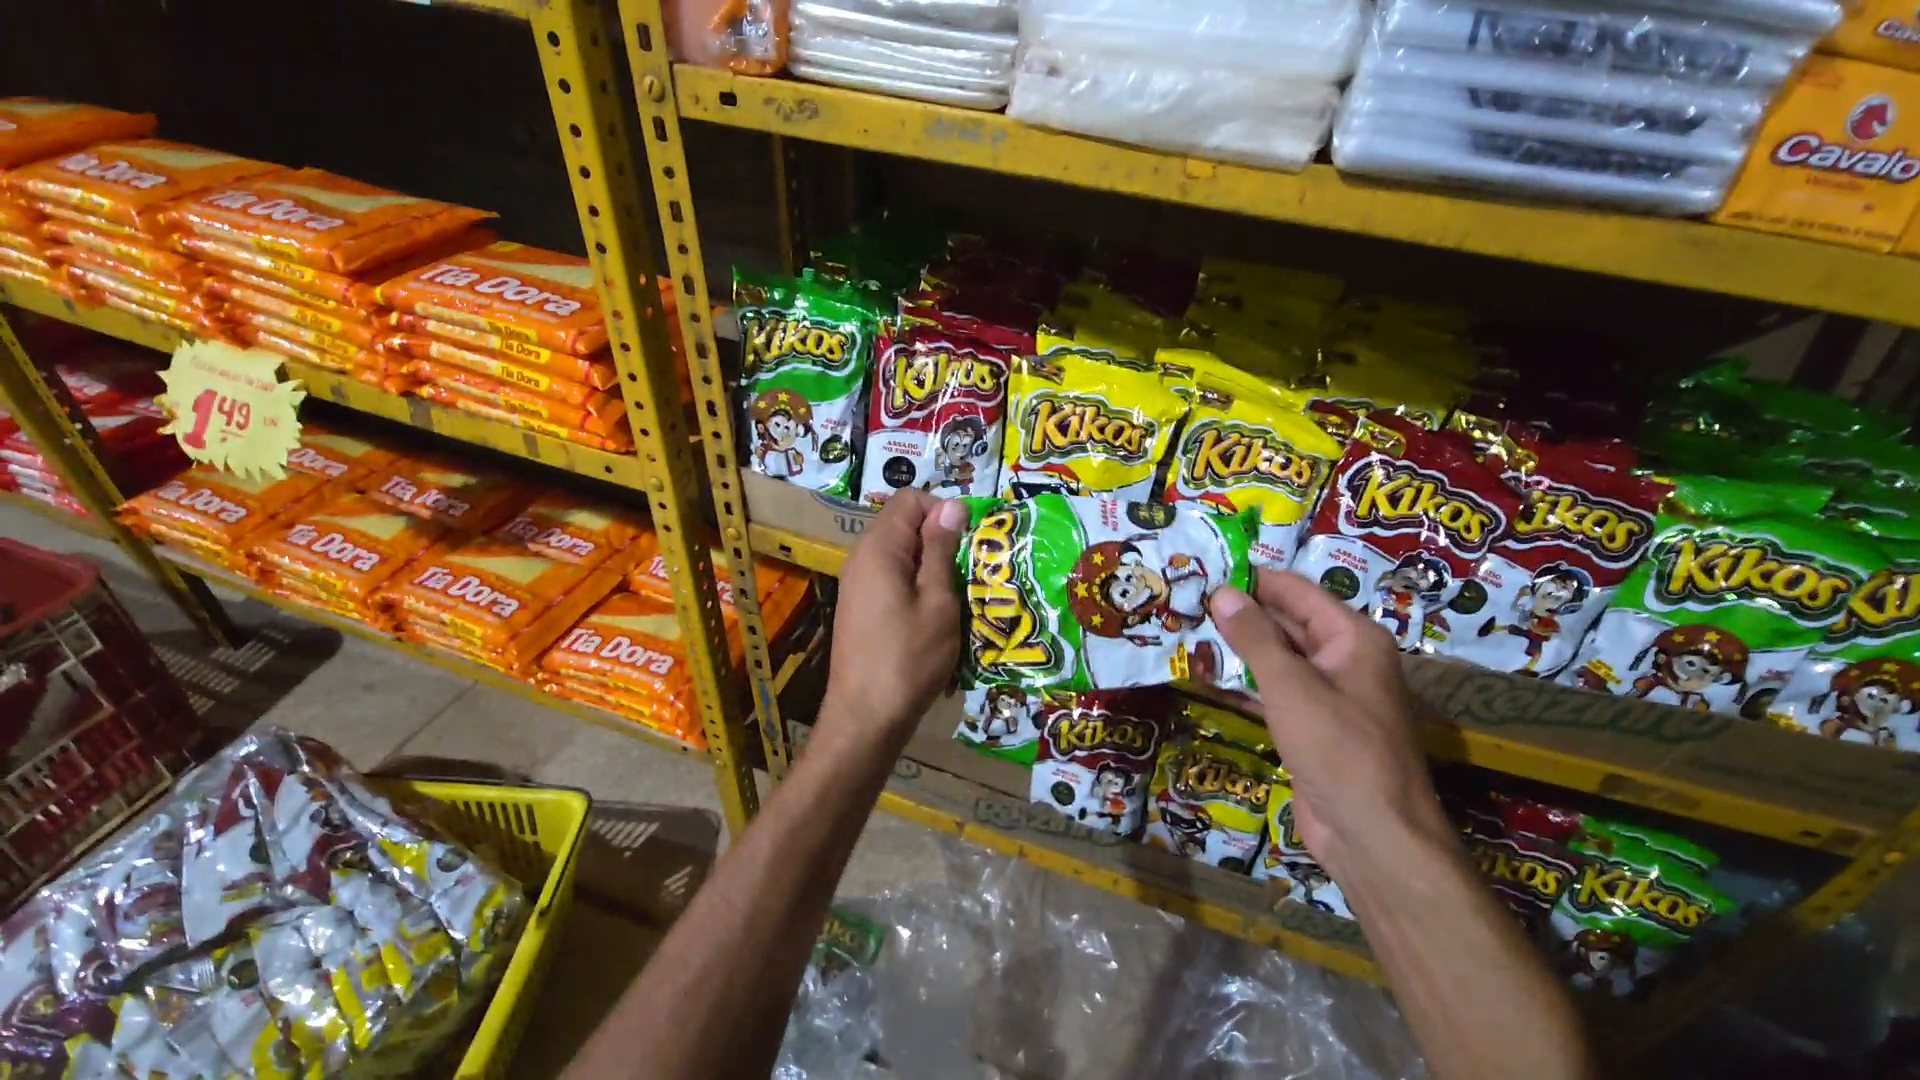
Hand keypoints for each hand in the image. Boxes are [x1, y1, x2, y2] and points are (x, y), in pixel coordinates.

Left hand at [817, 490, 966, 754]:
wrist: (866, 717)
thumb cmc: (909, 658)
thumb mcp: (938, 602)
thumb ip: (942, 550)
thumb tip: (952, 505)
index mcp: (879, 548)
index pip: (910, 499)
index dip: (943, 510)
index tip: (970, 542)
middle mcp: (861, 557)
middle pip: (904, 525)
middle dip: (940, 539)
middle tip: (971, 571)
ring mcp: (857, 584)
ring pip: (900, 554)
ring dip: (932, 567)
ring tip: (959, 597)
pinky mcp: (860, 607)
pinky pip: (891, 579)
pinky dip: (916, 587)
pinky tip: (935, 616)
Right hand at [1209, 569, 1450, 881]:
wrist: (1372, 833)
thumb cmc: (1338, 748)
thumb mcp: (1290, 686)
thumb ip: (1254, 637)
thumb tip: (1222, 592)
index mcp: (1353, 638)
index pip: (1297, 592)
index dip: (1254, 580)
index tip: (1206, 571)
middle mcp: (1345, 660)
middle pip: (1287, 624)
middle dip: (1241, 615)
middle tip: (1188, 603)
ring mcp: (1329, 696)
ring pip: (1278, 660)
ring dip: (1238, 650)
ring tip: (1187, 633)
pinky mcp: (1312, 728)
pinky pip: (1275, 693)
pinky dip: (1245, 684)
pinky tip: (1208, 677)